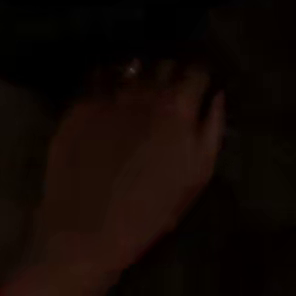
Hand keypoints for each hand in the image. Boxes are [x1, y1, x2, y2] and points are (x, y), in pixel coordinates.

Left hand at [18, 63, 224, 295]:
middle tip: (168, 96)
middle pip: (164, 64)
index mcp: (177, 107)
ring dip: (139, 76)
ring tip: (138, 94)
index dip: (200, 80)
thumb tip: (216, 95)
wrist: (85, 231)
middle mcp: (144, 91)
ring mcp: (108, 95)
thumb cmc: (150, 211)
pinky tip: (110, 98)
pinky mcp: (79, 104)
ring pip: (131, 66)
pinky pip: (99, 78)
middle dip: (170, 76)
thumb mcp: (197, 176)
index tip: (197, 90)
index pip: (197, 70)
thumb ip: (211, 128)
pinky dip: (109, 82)